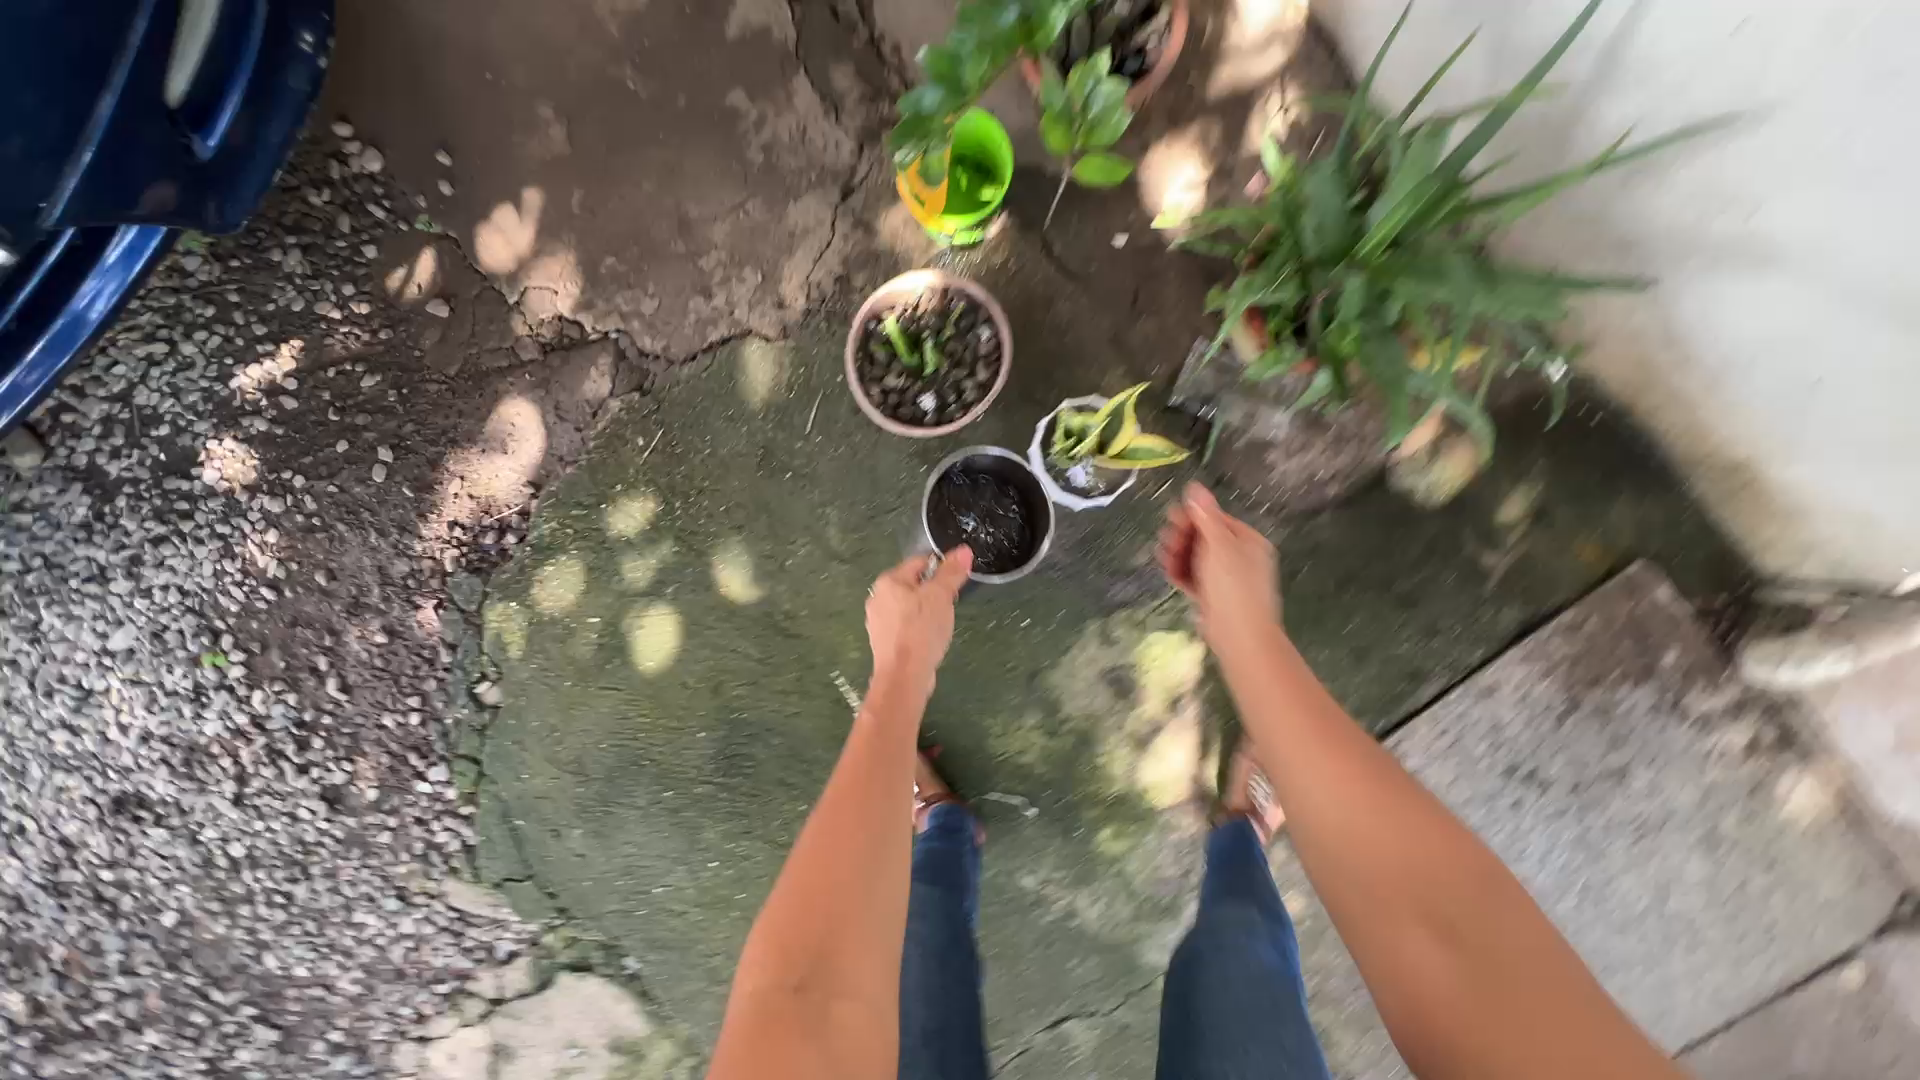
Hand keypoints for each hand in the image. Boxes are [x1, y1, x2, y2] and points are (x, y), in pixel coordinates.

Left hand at [866, 546, 972, 697]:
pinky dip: (918, 629)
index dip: (941, 569)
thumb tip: (963, 550)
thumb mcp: (941, 596)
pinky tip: (928, 640)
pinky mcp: (883, 642)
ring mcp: (878, 622)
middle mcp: (877, 598)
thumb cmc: (921, 630)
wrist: (903, 675)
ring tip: (940, 625)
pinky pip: (905, 627)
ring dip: (926, 612)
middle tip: (949, 605)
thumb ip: (952, 572)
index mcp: (888, 581)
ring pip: (909, 607)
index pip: (919, 562)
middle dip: (933, 593)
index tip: (955, 584)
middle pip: (914, 585)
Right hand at [1157, 483, 1281, 654]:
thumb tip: (1195, 487)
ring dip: (1178, 555)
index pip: (1215, 519)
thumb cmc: (1233, 587)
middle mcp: (1239, 556)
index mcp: (1247, 540)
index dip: (1192, 519)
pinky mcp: (1214, 596)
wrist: (1240, 636)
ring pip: (1196, 558)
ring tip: (1165, 559)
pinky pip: (1194, 577)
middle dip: (1182, 538)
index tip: (1172, 522)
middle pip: (1204, 538)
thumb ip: (1206, 517)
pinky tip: (1169, 572)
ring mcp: (1226, 577)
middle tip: (1167, 543)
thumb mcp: (1219, 546)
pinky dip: (1182, 573)